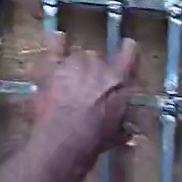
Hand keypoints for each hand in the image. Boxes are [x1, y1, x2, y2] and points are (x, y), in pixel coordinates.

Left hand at [32, 33, 139, 162]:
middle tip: (87, 89)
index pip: (129, 54)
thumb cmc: (93, 141)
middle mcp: (99, 65)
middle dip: (93, 70)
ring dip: (74, 66)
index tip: (127, 49)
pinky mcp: (53, 67)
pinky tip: (57, 39)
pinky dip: (56, 43)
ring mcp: (74, 63)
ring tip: (69, 84)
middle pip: (97, 57)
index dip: (127, 52)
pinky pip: (55, 46)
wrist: (63, 142)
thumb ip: (122, 124)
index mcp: (119, 80)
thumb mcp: (116, 134)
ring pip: (77, 55)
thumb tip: (129, 133)